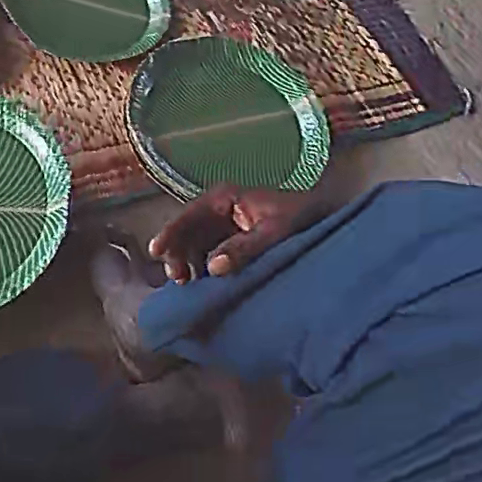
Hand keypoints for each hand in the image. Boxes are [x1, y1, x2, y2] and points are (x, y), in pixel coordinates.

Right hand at [148, 184, 328, 282]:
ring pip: (194, 244)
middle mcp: (219, 209)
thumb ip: (245, 248)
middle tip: (177, 278)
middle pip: (187, 231)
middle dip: (177, 253)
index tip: (157, 251)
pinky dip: (200, 267)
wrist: (324, 218)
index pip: (189, 215)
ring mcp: (223, 226)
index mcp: (225, 198)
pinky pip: (207, 253)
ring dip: (187, 262)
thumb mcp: (274, 231)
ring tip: (185, 283)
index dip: (171, 233)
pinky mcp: (230, 241)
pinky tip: (198, 282)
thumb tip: (212, 267)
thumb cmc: (300, 218)